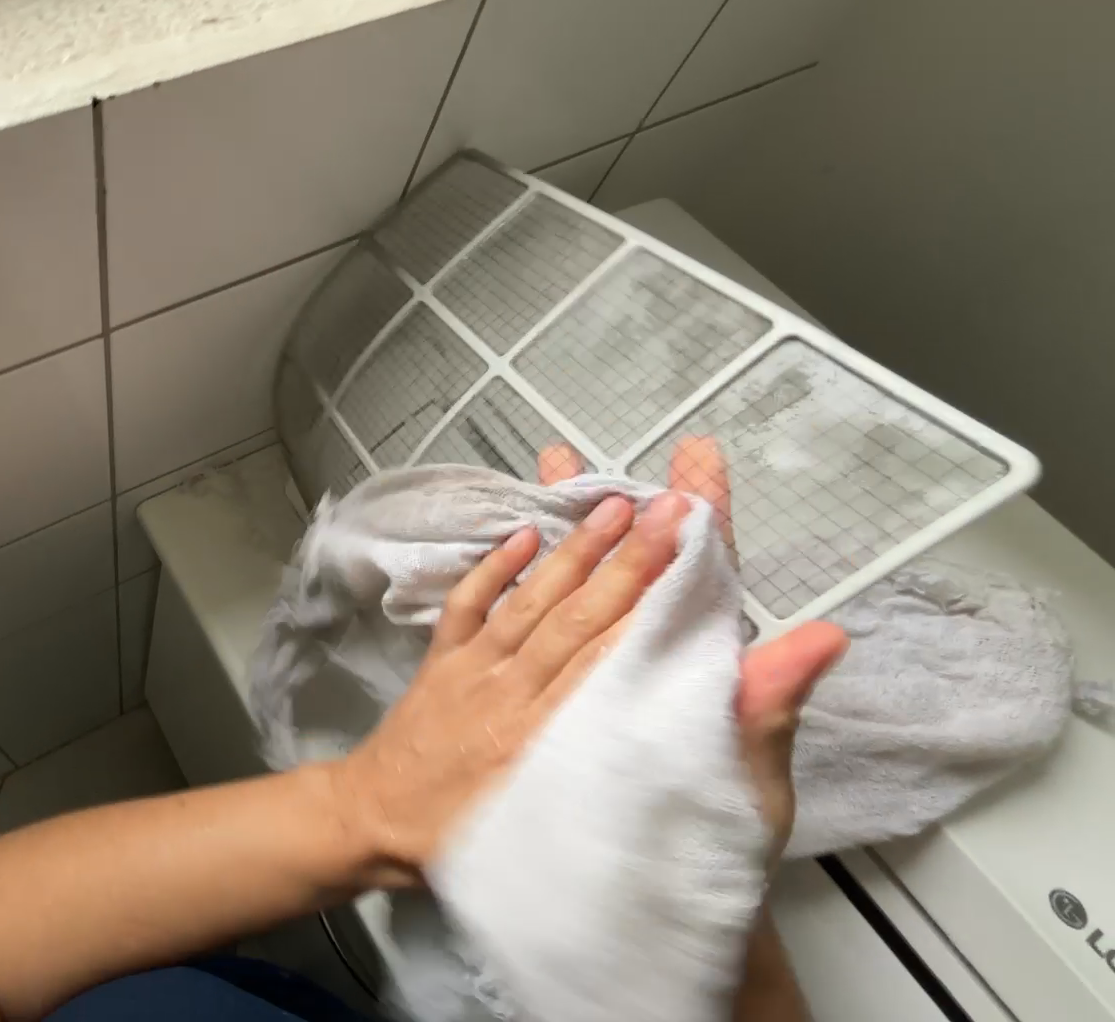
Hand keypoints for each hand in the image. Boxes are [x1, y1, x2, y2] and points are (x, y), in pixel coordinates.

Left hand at [323, 487, 692, 885]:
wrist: (375, 822)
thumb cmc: (466, 842)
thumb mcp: (550, 832)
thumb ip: (609, 777)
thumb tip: (670, 730)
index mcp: (546, 738)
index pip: (613, 657)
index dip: (655, 605)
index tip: (691, 562)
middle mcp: (510, 692)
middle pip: (580, 619)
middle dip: (628, 563)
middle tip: (669, 511)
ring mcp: (470, 670)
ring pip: (530, 603)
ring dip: (573, 554)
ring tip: (613, 507)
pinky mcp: (438, 661)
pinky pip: (467, 607)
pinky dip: (494, 570)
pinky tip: (523, 535)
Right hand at [539, 437, 844, 861]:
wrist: (619, 883)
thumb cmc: (689, 831)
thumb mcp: (736, 775)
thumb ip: (765, 708)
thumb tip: (823, 639)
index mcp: (676, 665)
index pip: (696, 575)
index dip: (702, 516)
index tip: (699, 462)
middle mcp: (623, 655)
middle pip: (628, 564)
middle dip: (621, 504)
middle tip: (605, 451)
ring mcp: (567, 666)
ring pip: (569, 580)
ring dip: (567, 525)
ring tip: (558, 474)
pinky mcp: (524, 684)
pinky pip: (510, 616)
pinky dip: (511, 576)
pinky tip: (515, 544)